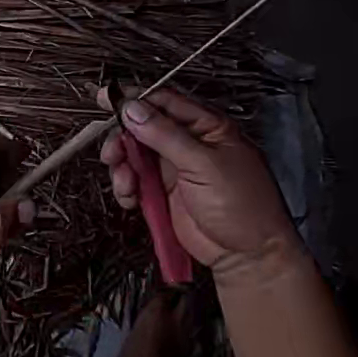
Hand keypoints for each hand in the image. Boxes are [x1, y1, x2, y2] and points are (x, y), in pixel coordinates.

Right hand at [100, 90, 294, 272]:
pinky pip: (134, 181)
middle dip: (123, 138)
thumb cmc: (246, 207)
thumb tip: (135, 110)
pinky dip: (126, 187)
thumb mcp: (204, 164)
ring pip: (134, 155)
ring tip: (126, 181)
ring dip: (122, 165)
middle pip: (142, 128)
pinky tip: (131, 196)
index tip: (110, 101)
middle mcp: (187, 144)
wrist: (247, 256)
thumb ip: (166, 135)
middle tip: (114, 151)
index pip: (164, 102)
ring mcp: (174, 169)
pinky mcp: (162, 192)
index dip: (135, 100)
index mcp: (205, 127)